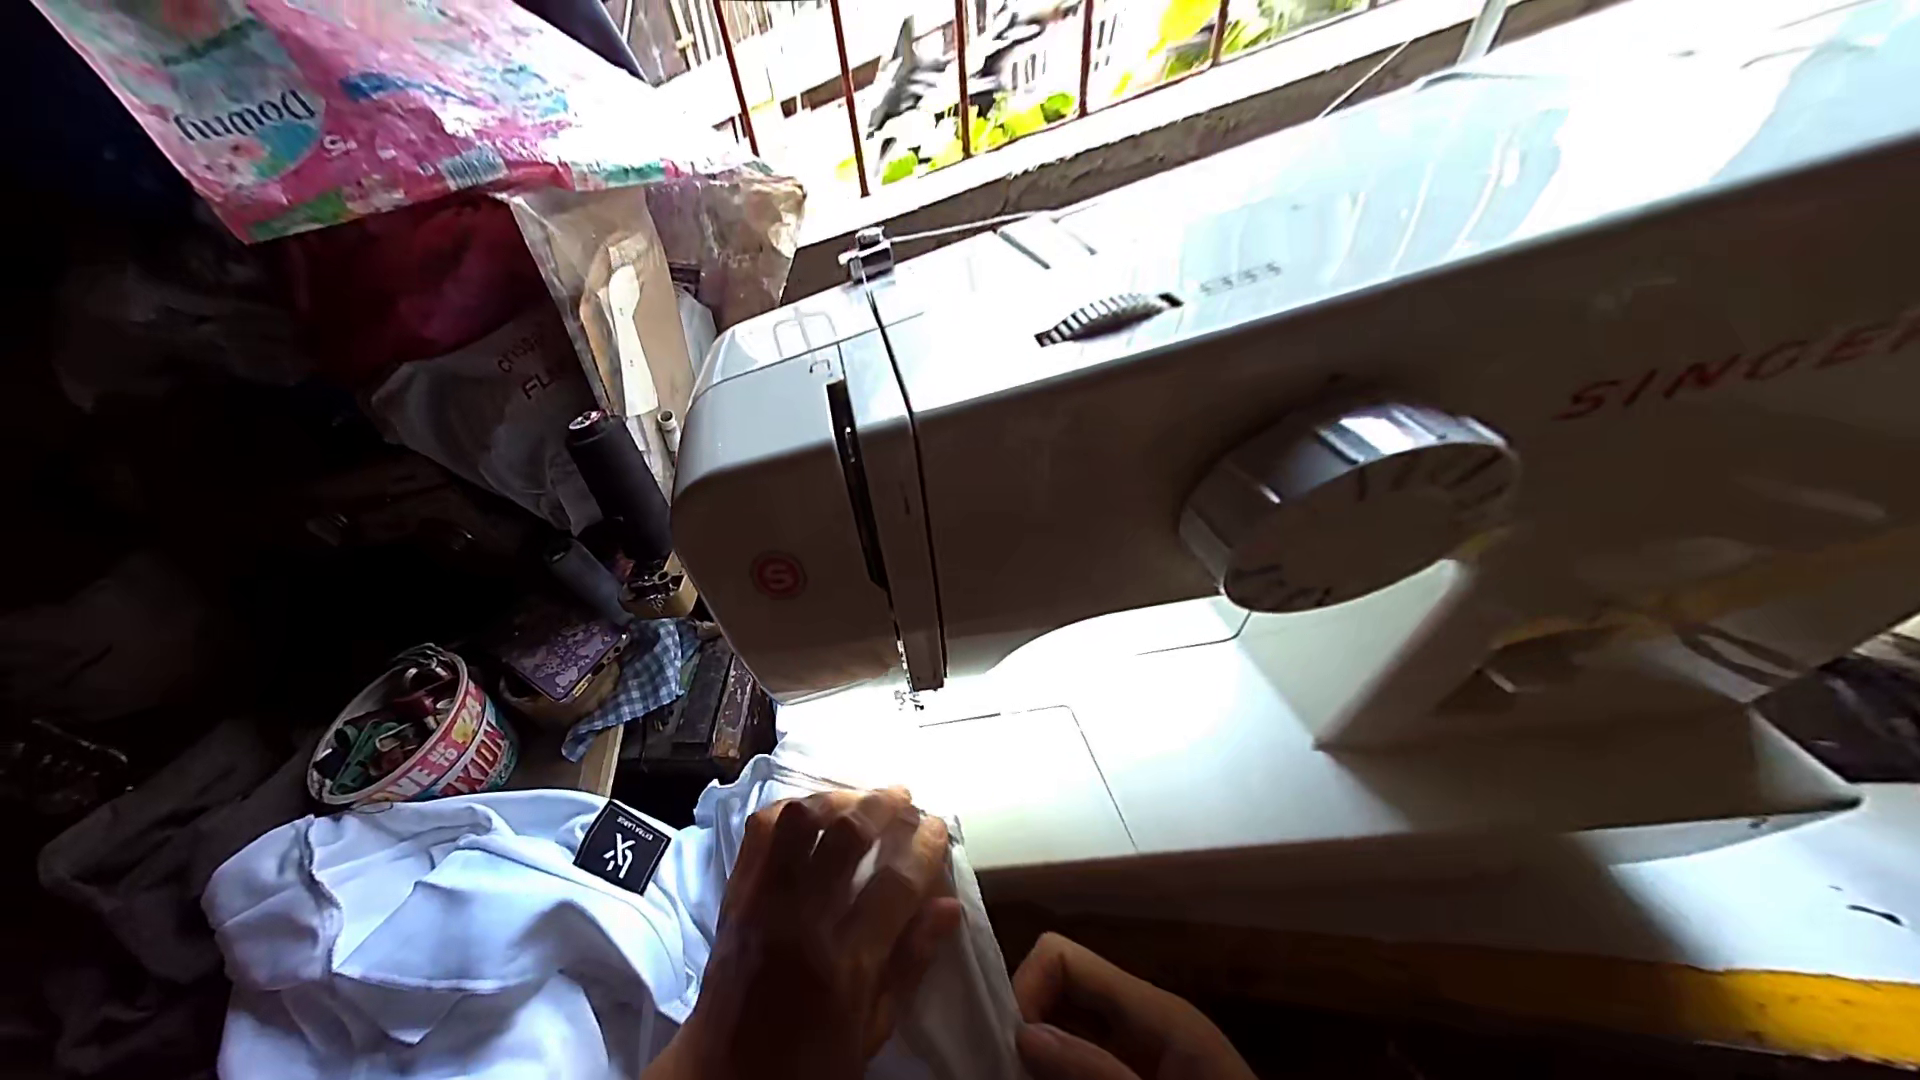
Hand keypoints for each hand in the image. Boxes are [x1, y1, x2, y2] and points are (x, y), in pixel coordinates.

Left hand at [646, 789, 961, 1079]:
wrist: (720, 1079)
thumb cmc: (808, 1063)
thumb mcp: (872, 1032)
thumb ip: (911, 964)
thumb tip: (949, 906)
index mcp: (845, 964)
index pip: (896, 883)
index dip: (924, 846)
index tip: (937, 827)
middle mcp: (802, 922)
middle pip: (848, 836)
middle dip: (884, 806)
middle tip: (904, 798)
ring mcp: (762, 902)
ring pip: (801, 821)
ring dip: (838, 799)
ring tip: (860, 798)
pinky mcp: (735, 894)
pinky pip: (759, 831)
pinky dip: (789, 809)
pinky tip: (813, 809)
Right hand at [1012, 932, 1256, 1079]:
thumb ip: (1095, 1072)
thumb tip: (1022, 1032)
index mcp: (1153, 1008)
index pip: (1061, 955)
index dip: (1026, 988)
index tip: (1007, 1047)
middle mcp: (1143, 1017)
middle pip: (1061, 990)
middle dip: (1027, 1026)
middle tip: (1004, 1075)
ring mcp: (1143, 1050)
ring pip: (1067, 1028)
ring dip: (1040, 1056)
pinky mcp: (1141, 1076)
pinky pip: (1086, 1059)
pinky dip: (1061, 1074)